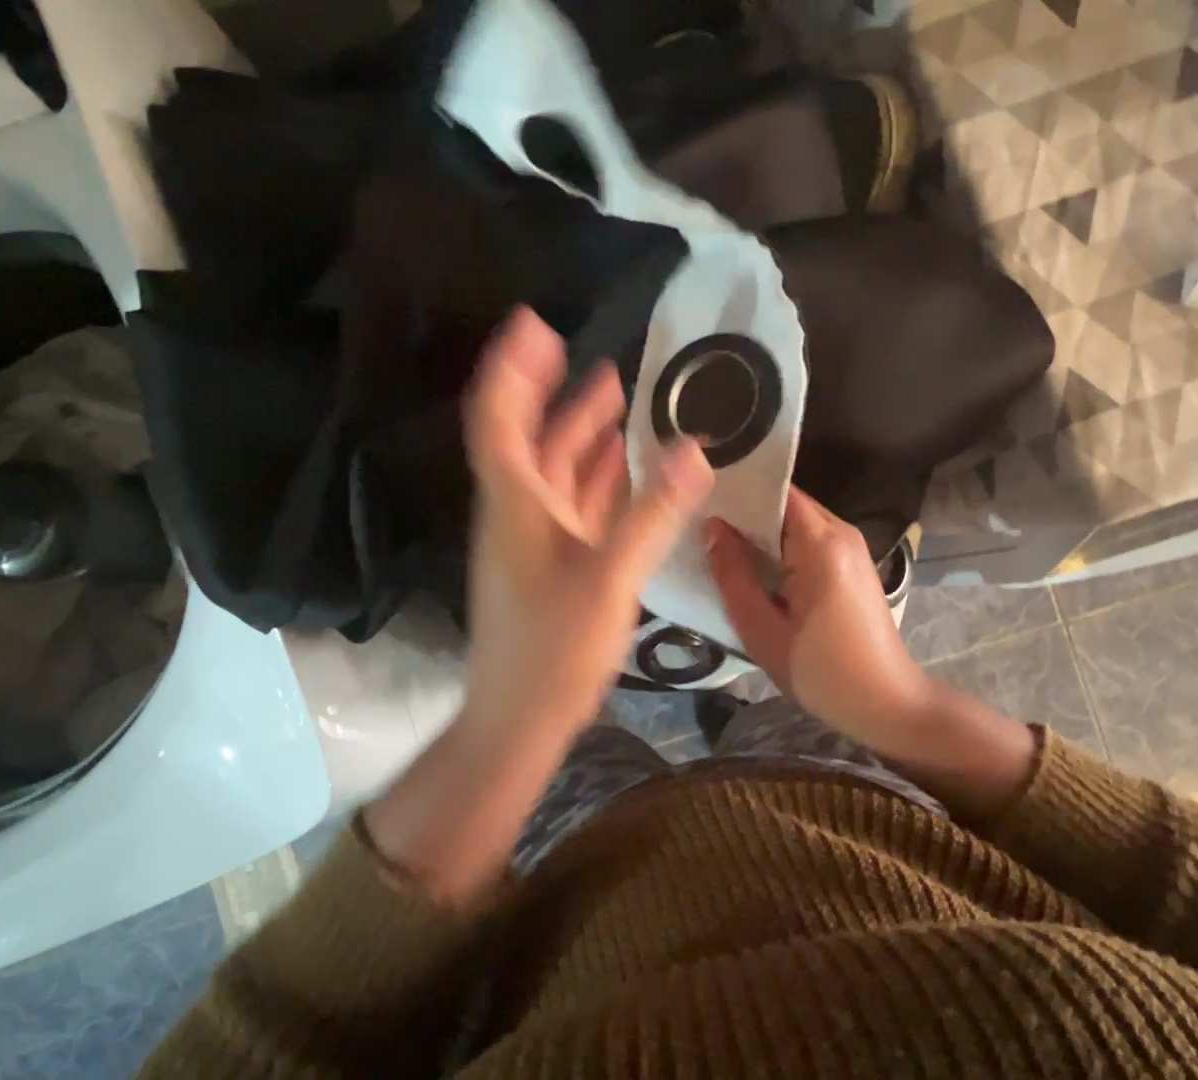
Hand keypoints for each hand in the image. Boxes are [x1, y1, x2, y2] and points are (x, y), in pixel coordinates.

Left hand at [461, 308, 712, 736]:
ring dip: (579, 431)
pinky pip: (574, 506)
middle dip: (551, 391)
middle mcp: (519, 513)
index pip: (500, 421)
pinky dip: (596, 479)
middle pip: (530, 438)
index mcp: (515, 505)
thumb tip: (696, 451)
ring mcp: (536, 540)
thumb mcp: (607, 579)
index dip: (512, 370)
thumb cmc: (553, 650)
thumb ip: (652, 514)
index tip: (533, 324)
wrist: (520, 719)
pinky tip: (624, 462)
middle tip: (579, 348)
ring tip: (613, 389)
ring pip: (556, 471)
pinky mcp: (554, 565)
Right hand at [707, 488, 934, 753]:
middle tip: (702, 524)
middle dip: (747, 512)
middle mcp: (842, 533)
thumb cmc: (821, 672)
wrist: (885, 704)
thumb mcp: (762, 629)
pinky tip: (756, 569)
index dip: (739, 491)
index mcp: (821, 544)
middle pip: (787, 503)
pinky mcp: (854, 566)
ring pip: (798, 522)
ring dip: (764, 533)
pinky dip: (783, 548)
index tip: (701, 500)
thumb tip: (712, 527)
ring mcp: (852, 549)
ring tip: (721, 545)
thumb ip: (733, 575)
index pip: (776, 490)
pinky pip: (811, 541)